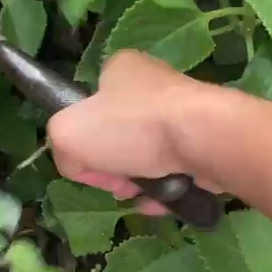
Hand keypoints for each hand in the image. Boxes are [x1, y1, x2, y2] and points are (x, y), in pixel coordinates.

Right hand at [46, 50, 228, 206]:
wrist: (205, 138)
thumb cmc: (133, 126)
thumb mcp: (67, 133)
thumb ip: (63, 150)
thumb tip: (85, 167)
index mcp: (121, 69)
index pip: (90, 106)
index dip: (85, 139)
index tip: (92, 160)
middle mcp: (156, 86)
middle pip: (120, 136)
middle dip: (114, 167)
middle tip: (118, 183)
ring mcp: (185, 114)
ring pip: (150, 156)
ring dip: (140, 182)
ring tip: (144, 193)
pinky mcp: (208, 141)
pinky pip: (178, 171)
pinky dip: (167, 190)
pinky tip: (162, 203)